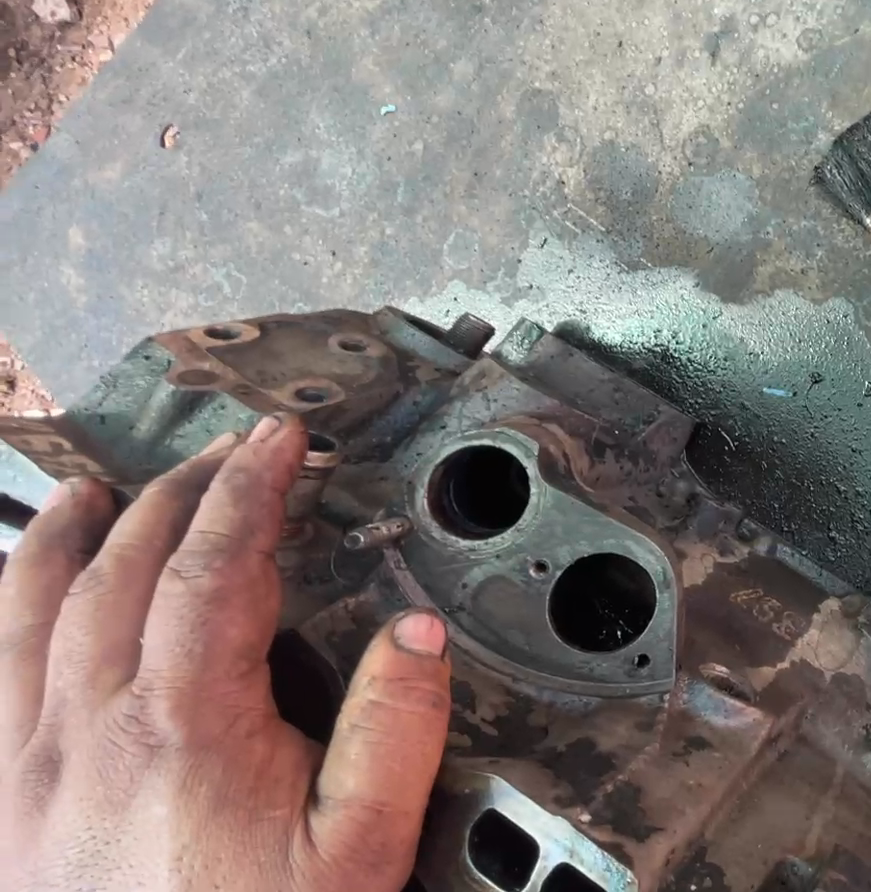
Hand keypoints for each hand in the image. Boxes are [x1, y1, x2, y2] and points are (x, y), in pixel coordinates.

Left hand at [0, 415, 452, 891]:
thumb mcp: (367, 841)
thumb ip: (398, 728)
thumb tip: (418, 629)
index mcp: (188, 730)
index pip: (214, 574)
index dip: (249, 493)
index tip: (280, 442)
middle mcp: (88, 738)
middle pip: (118, 580)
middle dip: (176, 497)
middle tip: (226, 451)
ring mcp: (22, 777)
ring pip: (20, 626)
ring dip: (58, 544)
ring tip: (88, 493)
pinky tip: (8, 607)